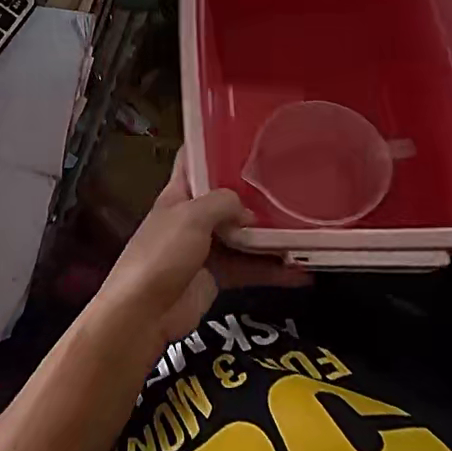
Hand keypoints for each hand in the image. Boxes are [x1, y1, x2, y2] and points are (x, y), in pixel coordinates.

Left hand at [97, 149, 311, 346]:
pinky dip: (273, 272)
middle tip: (292, 182)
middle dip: (255, 193)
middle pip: (226, 199)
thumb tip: (250, 212)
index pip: (194, 161)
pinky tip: (302, 274)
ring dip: (271, 235)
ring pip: (243, 236)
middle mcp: (192, 217)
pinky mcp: (217, 277)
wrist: (143, 313)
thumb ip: (223, 203)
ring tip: (307, 228)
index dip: (214, 146)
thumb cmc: (162, 254)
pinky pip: (250, 268)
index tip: (247, 136)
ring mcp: (205, 248)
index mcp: (178, 195)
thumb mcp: (191, 216)